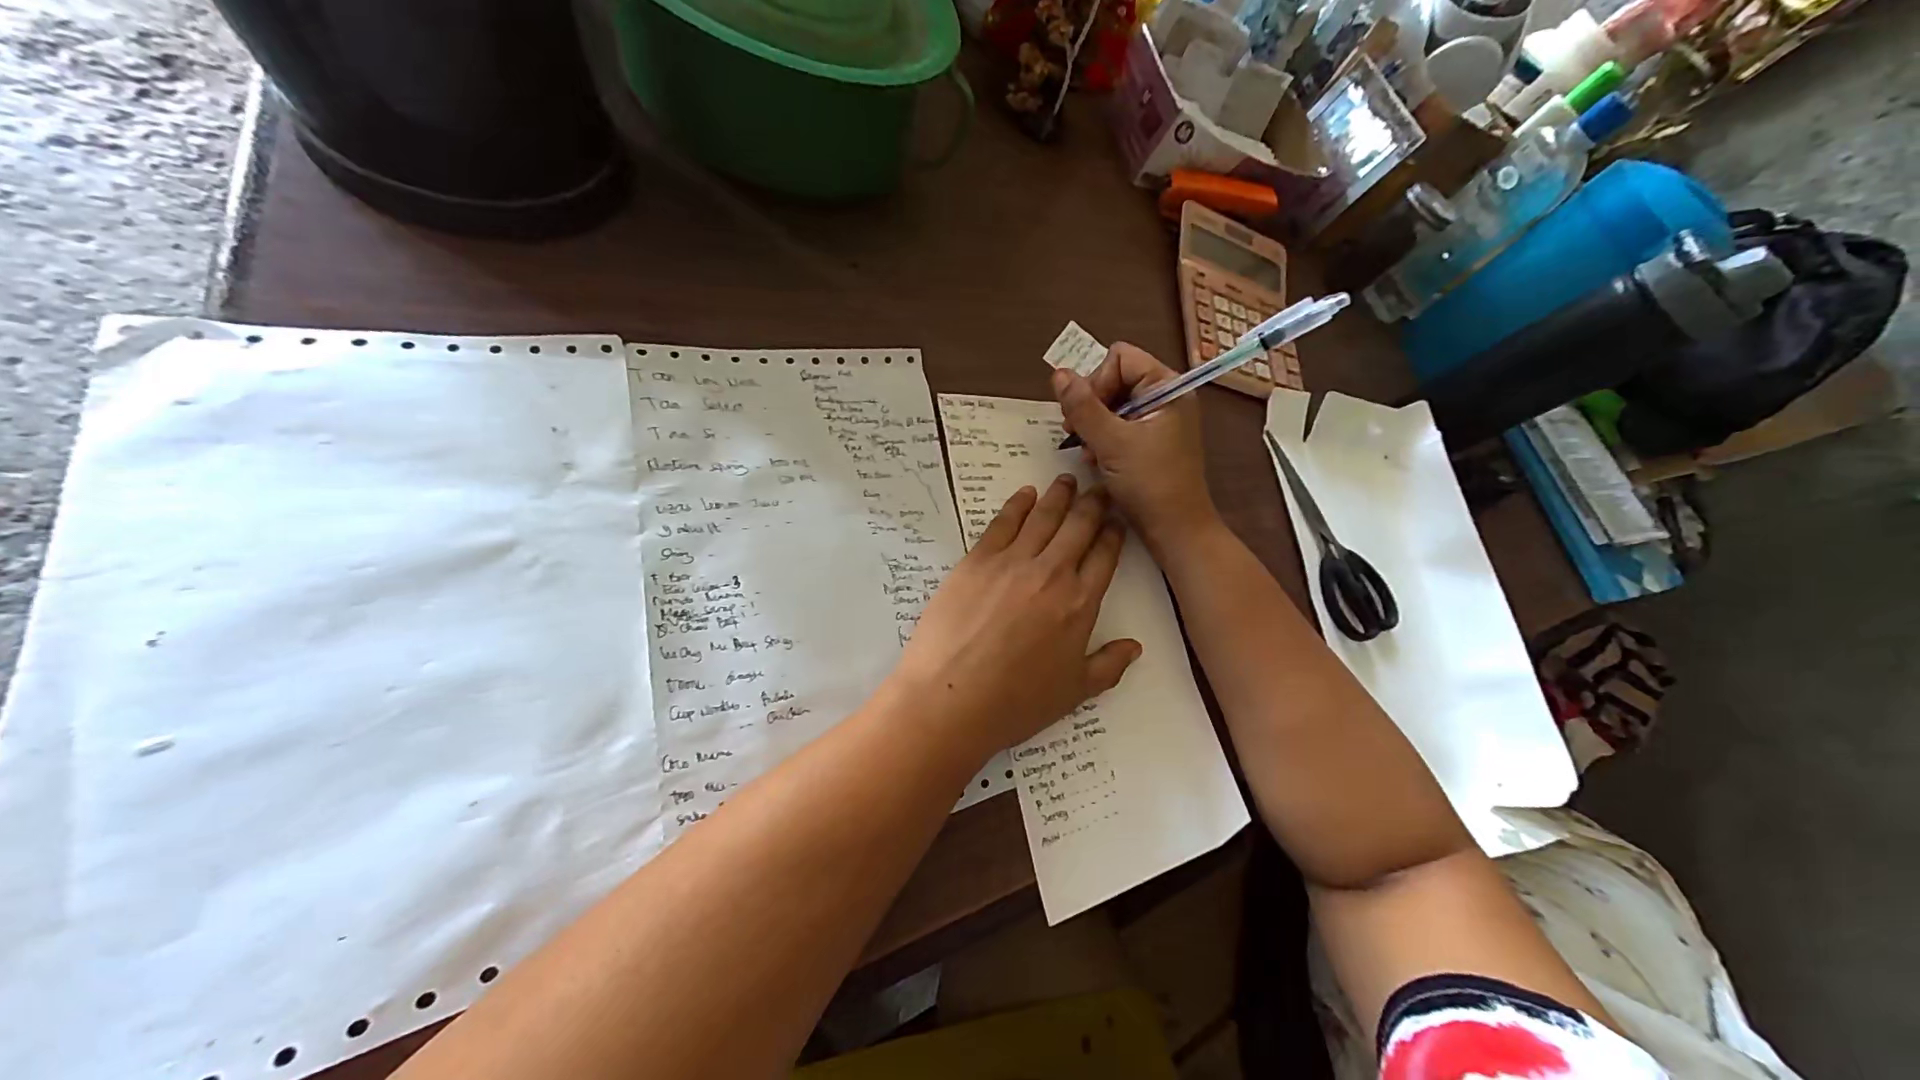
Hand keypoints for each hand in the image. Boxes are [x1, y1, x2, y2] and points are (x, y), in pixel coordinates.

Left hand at [889, 476, 1140, 760]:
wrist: (951, 698)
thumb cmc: (1016, 703)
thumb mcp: (1074, 692)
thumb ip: (1108, 666)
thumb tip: (1135, 647)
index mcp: (1080, 604)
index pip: (1105, 556)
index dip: (1113, 534)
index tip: (1116, 520)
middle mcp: (1051, 574)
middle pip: (1078, 527)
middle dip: (1092, 504)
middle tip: (1098, 488)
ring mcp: (1011, 563)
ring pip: (1043, 518)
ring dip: (1058, 496)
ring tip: (1067, 480)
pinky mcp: (976, 561)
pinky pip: (1002, 523)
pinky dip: (1017, 505)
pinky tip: (1026, 495)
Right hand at [1052, 344, 1219, 554]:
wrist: (1176, 530)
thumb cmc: (1151, 483)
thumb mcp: (1112, 442)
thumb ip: (1083, 407)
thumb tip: (1059, 374)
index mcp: (1166, 388)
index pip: (1120, 358)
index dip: (1096, 380)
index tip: (1086, 413)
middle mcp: (1164, 398)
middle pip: (1114, 378)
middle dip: (1091, 403)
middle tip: (1076, 431)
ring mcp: (1158, 421)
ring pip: (1111, 404)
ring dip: (1093, 424)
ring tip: (1086, 449)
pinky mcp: (1149, 443)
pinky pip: (1118, 426)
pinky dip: (1102, 438)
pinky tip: (1094, 458)